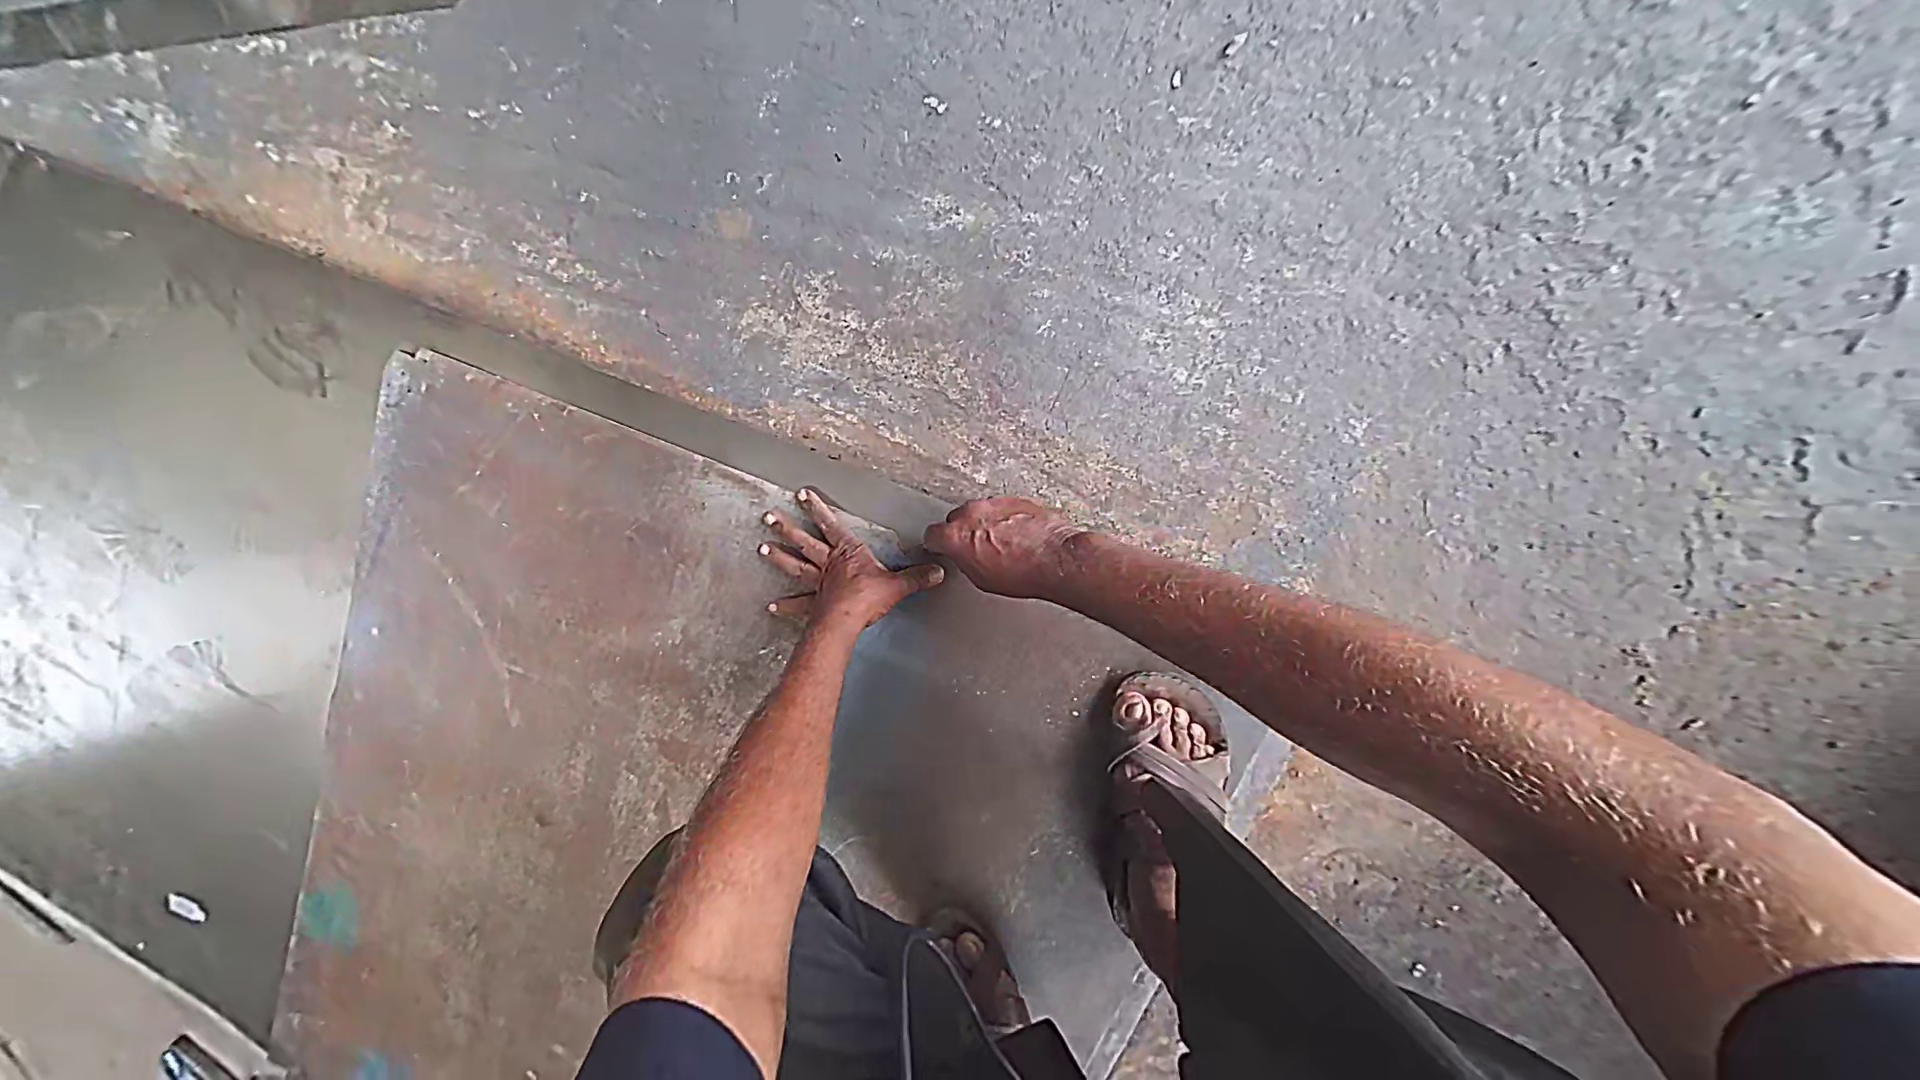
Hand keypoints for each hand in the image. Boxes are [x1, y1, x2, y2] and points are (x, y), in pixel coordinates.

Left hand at [759, 488, 944, 631]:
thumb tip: (937, 572)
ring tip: (762, 547)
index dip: (818, 509)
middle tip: (769, 517)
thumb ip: (917, 577)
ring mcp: (819, 584)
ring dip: (779, 556)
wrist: (846, 622)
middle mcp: (829, 564)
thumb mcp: (897, 585)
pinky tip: (772, 605)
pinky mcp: (814, 605)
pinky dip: (786, 604)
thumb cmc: (867, 599)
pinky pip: (798, 603)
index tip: (803, 495)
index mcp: (848, 553)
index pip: (831, 525)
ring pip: (795, 566)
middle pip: (805, 542)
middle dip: (787, 529)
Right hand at [922, 497, 1089, 599]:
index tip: (942, 547)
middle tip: (977, 549)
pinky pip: (1003, 508)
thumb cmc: (1023, 572)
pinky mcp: (1015, 499)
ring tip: (1002, 544)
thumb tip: (966, 558)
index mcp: (956, 535)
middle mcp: (971, 513)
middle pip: (956, 519)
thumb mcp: (981, 579)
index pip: (933, 535)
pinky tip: (1017, 535)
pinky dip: (1007, 518)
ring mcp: (994, 503)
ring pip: (980, 511)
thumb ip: (965, 561)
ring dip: (986, 524)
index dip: (938, 544)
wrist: (1055, 558)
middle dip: (963, 532)